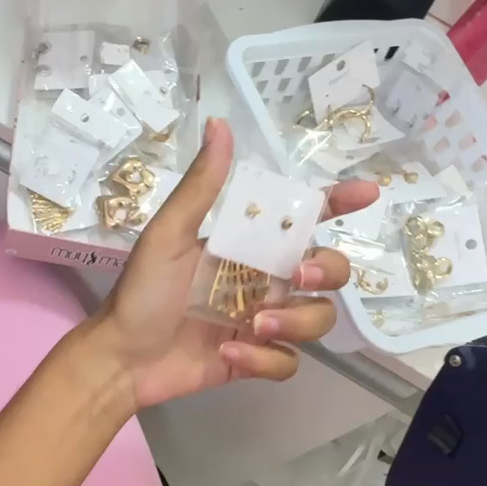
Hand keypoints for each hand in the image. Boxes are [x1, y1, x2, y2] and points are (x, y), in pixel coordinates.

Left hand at [89, 118, 378, 409]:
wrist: (121, 358)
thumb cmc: (142, 292)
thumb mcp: (168, 235)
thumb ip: (201, 186)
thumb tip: (219, 123)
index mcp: (245, 246)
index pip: (301, 221)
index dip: (337, 204)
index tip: (365, 193)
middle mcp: (262, 281)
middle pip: (329, 271)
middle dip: (327, 272)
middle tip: (298, 277)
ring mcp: (261, 322)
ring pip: (317, 319)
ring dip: (295, 322)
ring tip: (254, 326)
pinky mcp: (255, 360)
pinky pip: (287, 362)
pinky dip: (264, 360)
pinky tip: (228, 353)